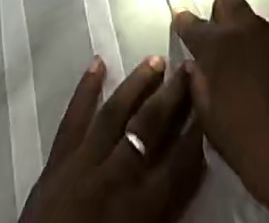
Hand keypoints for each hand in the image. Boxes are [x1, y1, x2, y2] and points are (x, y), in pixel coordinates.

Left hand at [19, 55, 204, 222]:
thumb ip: (168, 212)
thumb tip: (194, 171)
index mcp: (140, 208)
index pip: (178, 165)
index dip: (197, 134)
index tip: (211, 102)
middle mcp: (115, 177)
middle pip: (148, 129)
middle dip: (172, 98)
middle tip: (189, 67)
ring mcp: (82, 163)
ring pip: (114, 114)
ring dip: (137, 86)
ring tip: (155, 60)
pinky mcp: (57, 160)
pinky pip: (73, 118)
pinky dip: (85, 89)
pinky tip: (97, 63)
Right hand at [174, 0, 268, 222]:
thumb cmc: (250, 145)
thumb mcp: (210, 121)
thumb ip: (198, 86)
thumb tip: (197, 69)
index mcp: (216, 44)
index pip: (189, 21)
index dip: (184, 26)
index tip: (183, 33)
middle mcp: (245, 30)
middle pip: (227, 0)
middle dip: (219, 16)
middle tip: (219, 45)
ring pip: (254, 21)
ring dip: (246, 35)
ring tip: (248, 67)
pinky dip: (268, 51)